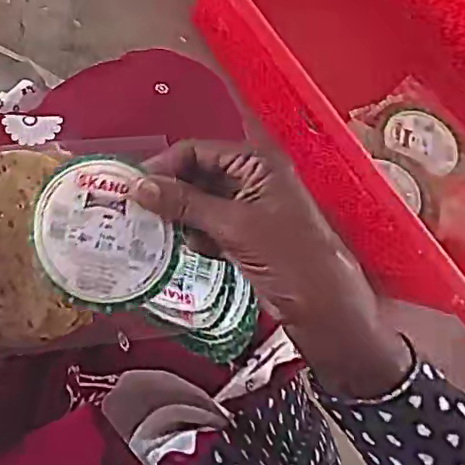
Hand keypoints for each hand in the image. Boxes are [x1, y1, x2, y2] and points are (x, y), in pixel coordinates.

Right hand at [135, 141, 412, 396]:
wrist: (328, 314)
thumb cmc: (293, 260)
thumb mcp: (234, 226)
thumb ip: (185, 203)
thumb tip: (141, 186)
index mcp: (257, 164)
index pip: (199, 150)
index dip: (166, 165)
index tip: (136, 185)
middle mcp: (252, 180)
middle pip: (197, 175)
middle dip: (171, 192)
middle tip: (140, 209)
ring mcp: (249, 209)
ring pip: (200, 202)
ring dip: (182, 217)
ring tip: (163, 232)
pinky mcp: (246, 236)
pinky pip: (208, 226)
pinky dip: (196, 235)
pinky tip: (191, 248)